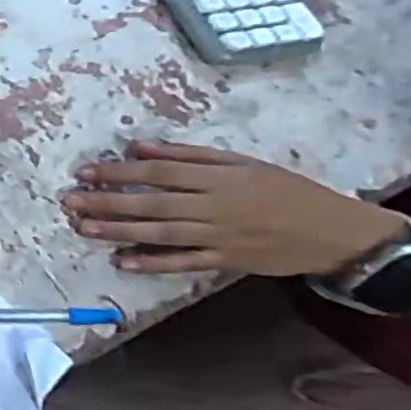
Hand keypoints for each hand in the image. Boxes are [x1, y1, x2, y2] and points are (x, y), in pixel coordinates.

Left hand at [60, 139, 406, 275]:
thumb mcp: (242, 164)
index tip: (84, 173)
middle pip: (152, 204)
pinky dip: (152, 262)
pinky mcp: (226, 261)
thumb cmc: (286, 192)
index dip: (118, 173)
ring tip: (82, 228)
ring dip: (119, 231)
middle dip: (106, 202)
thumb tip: (136, 147)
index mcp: (221, 178)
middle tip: (69, 201)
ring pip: (161, 233)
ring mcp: (221, 236)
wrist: (341, 233)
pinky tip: (122, 262)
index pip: (158, 174)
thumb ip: (187, 156)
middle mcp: (217, 206)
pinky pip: (184, 262)